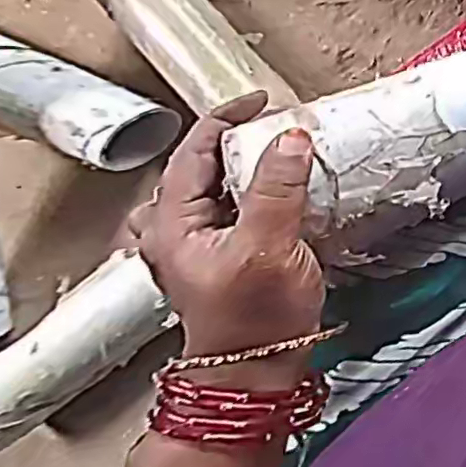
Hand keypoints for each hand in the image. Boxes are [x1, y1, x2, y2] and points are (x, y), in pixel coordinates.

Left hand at [130, 92, 324, 387]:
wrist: (257, 365)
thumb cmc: (255, 311)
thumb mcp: (267, 245)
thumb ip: (278, 190)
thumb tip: (292, 136)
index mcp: (173, 224)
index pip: (192, 154)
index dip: (225, 120)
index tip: (263, 101)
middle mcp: (179, 229)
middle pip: (201, 166)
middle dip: (237, 137)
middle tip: (279, 122)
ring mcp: (203, 242)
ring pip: (217, 185)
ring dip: (245, 161)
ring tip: (279, 148)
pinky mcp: (230, 251)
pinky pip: (237, 203)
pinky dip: (258, 184)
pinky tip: (281, 185)